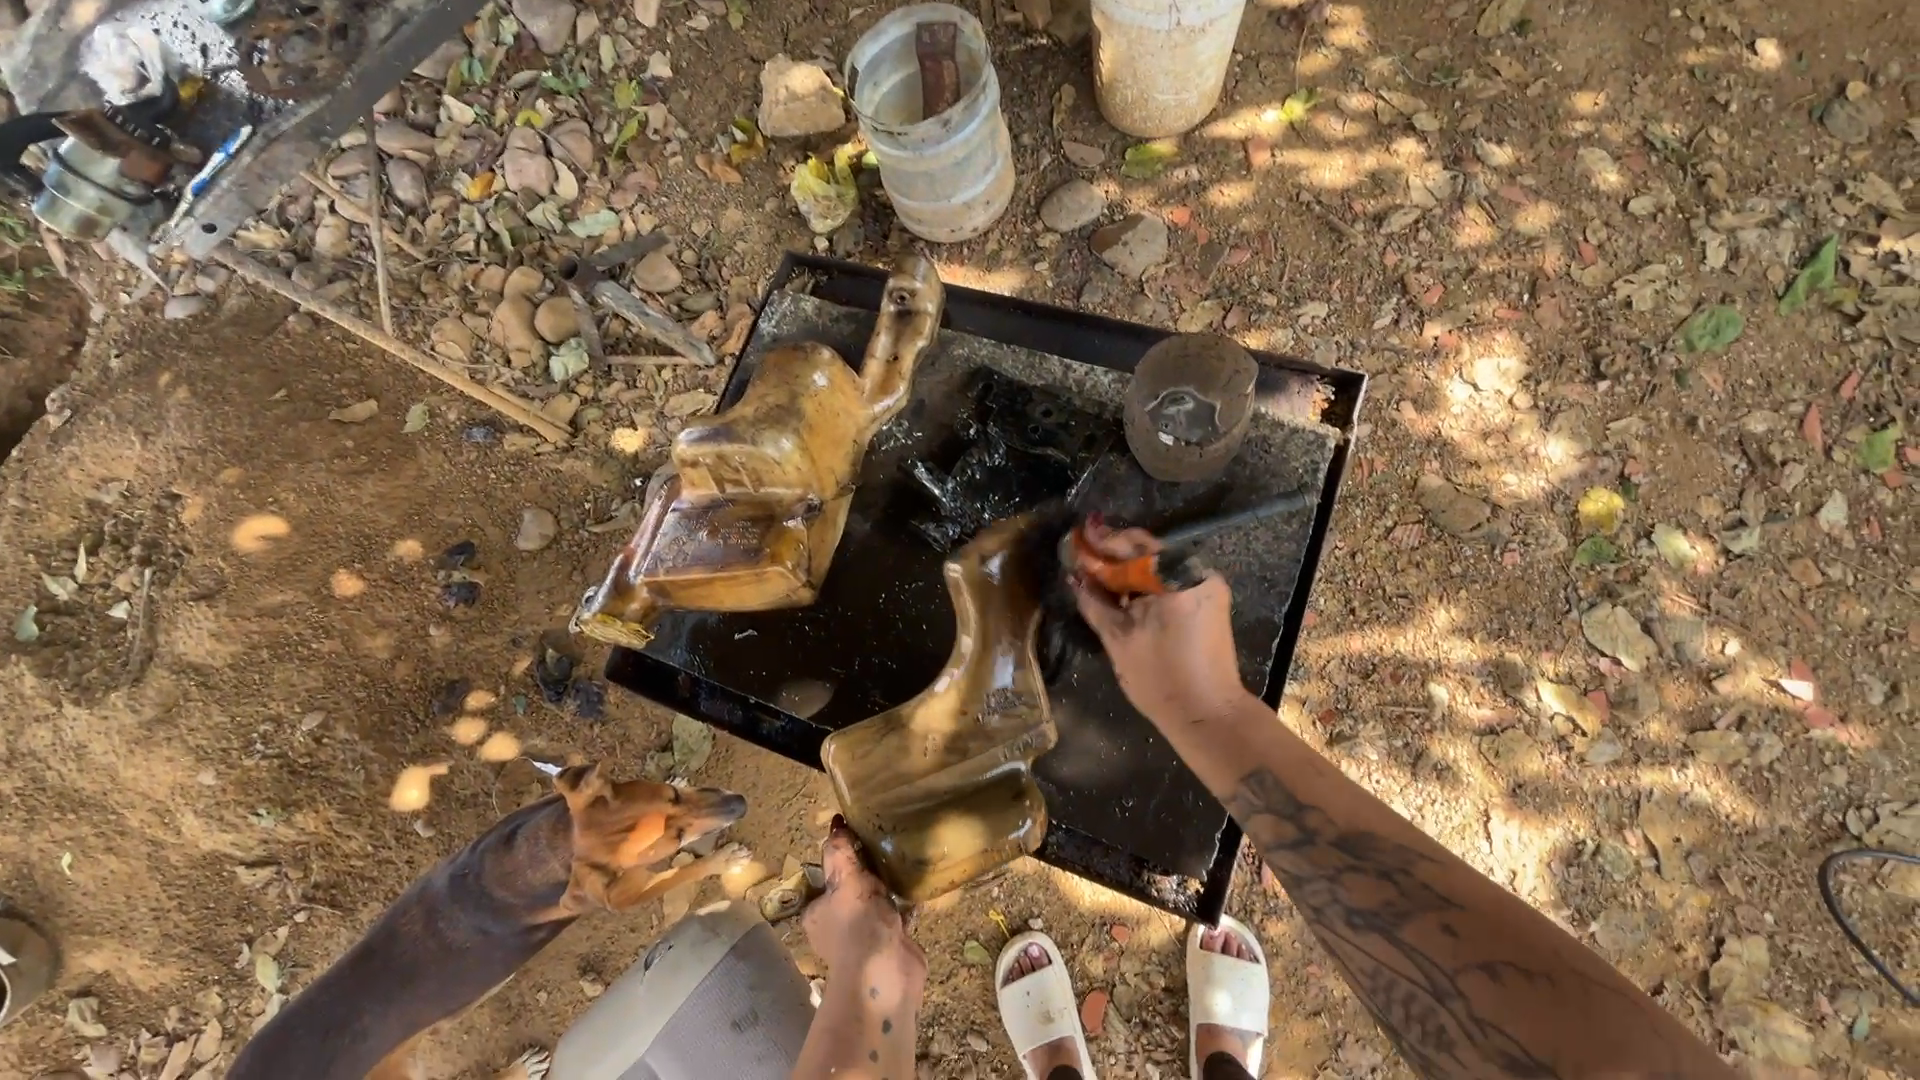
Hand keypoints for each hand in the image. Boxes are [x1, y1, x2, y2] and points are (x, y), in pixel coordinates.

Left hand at [801, 816, 926, 1006]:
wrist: (886, 975)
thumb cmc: (858, 925)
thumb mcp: (845, 880)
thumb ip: (841, 852)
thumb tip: (836, 823)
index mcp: (817, 912)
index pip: (826, 877)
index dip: (840, 856)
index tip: (859, 836)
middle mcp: (838, 924)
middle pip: (852, 888)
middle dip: (868, 870)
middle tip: (886, 842)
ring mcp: (866, 934)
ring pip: (877, 901)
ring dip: (889, 885)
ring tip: (905, 856)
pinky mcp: (892, 941)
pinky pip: (900, 913)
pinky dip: (908, 900)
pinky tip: (921, 880)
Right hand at [1070, 522, 1249, 726]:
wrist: (1207, 714)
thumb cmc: (1160, 677)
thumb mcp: (1118, 638)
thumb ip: (1094, 602)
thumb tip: (1075, 579)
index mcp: (1178, 576)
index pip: (1135, 544)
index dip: (1103, 539)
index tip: (1080, 533)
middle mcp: (1198, 572)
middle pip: (1149, 552)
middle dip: (1115, 553)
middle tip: (1085, 553)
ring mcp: (1207, 587)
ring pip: (1160, 567)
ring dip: (1130, 569)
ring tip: (1098, 572)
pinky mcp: (1209, 603)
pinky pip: (1172, 581)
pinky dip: (1147, 583)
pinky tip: (1124, 590)